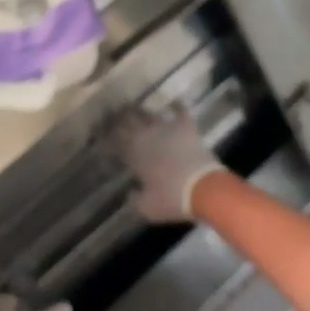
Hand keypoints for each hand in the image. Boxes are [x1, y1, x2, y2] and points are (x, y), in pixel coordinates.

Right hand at [110, 105, 225, 222]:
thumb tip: (131, 192)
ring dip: (144, 112)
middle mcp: (147, 137)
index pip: (118, 141)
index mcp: (135, 155)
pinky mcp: (188, 127)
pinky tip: (176, 103)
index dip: (111, 137)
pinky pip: (181, 112)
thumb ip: (136, 199)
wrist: (203, 188)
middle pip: (131, 122)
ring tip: (138, 107)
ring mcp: (168, 129)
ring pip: (151, 114)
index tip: (106, 133)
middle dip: (122, 118)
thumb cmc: (172, 199)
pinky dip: (178, 107)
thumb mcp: (148, 207)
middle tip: (117, 113)